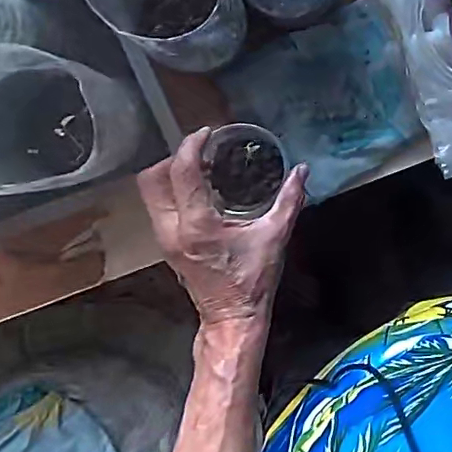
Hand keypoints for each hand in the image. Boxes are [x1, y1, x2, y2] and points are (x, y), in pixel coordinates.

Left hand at [137, 128, 309, 332]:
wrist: (232, 318)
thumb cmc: (253, 280)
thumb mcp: (275, 236)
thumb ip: (290, 200)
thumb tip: (301, 171)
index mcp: (197, 225)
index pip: (181, 172)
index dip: (191, 145)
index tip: (208, 134)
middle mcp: (172, 230)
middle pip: (151, 179)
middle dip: (173, 158)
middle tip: (201, 151)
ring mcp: (164, 239)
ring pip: (150, 193)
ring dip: (170, 174)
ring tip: (201, 167)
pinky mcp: (166, 245)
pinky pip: (158, 207)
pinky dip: (172, 191)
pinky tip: (200, 191)